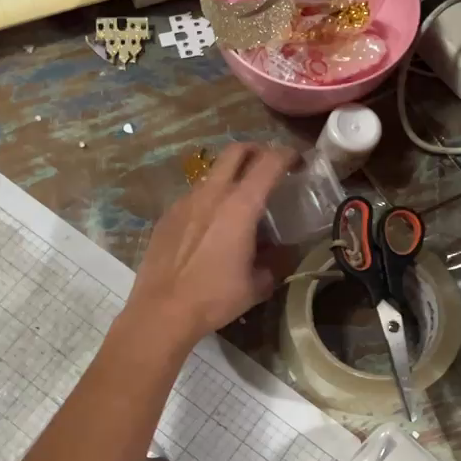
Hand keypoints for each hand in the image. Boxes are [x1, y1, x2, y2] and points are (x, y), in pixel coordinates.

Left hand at [126, 144, 297, 351]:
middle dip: (256, 150)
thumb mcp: (257, 285)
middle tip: (268, 164)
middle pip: (235, 151)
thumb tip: (282, 253)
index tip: (298, 161)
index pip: (269, 163)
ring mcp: (185, 202)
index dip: (287, 155)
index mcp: (240, 206)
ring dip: (230, 176)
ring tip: (239, 200)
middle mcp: (212, 194)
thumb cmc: (214, 298)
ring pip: (212, 173)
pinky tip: (211, 225)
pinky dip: (209, 199)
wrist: (162, 311)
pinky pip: (194, 197)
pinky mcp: (167, 216)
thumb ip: (275, 263)